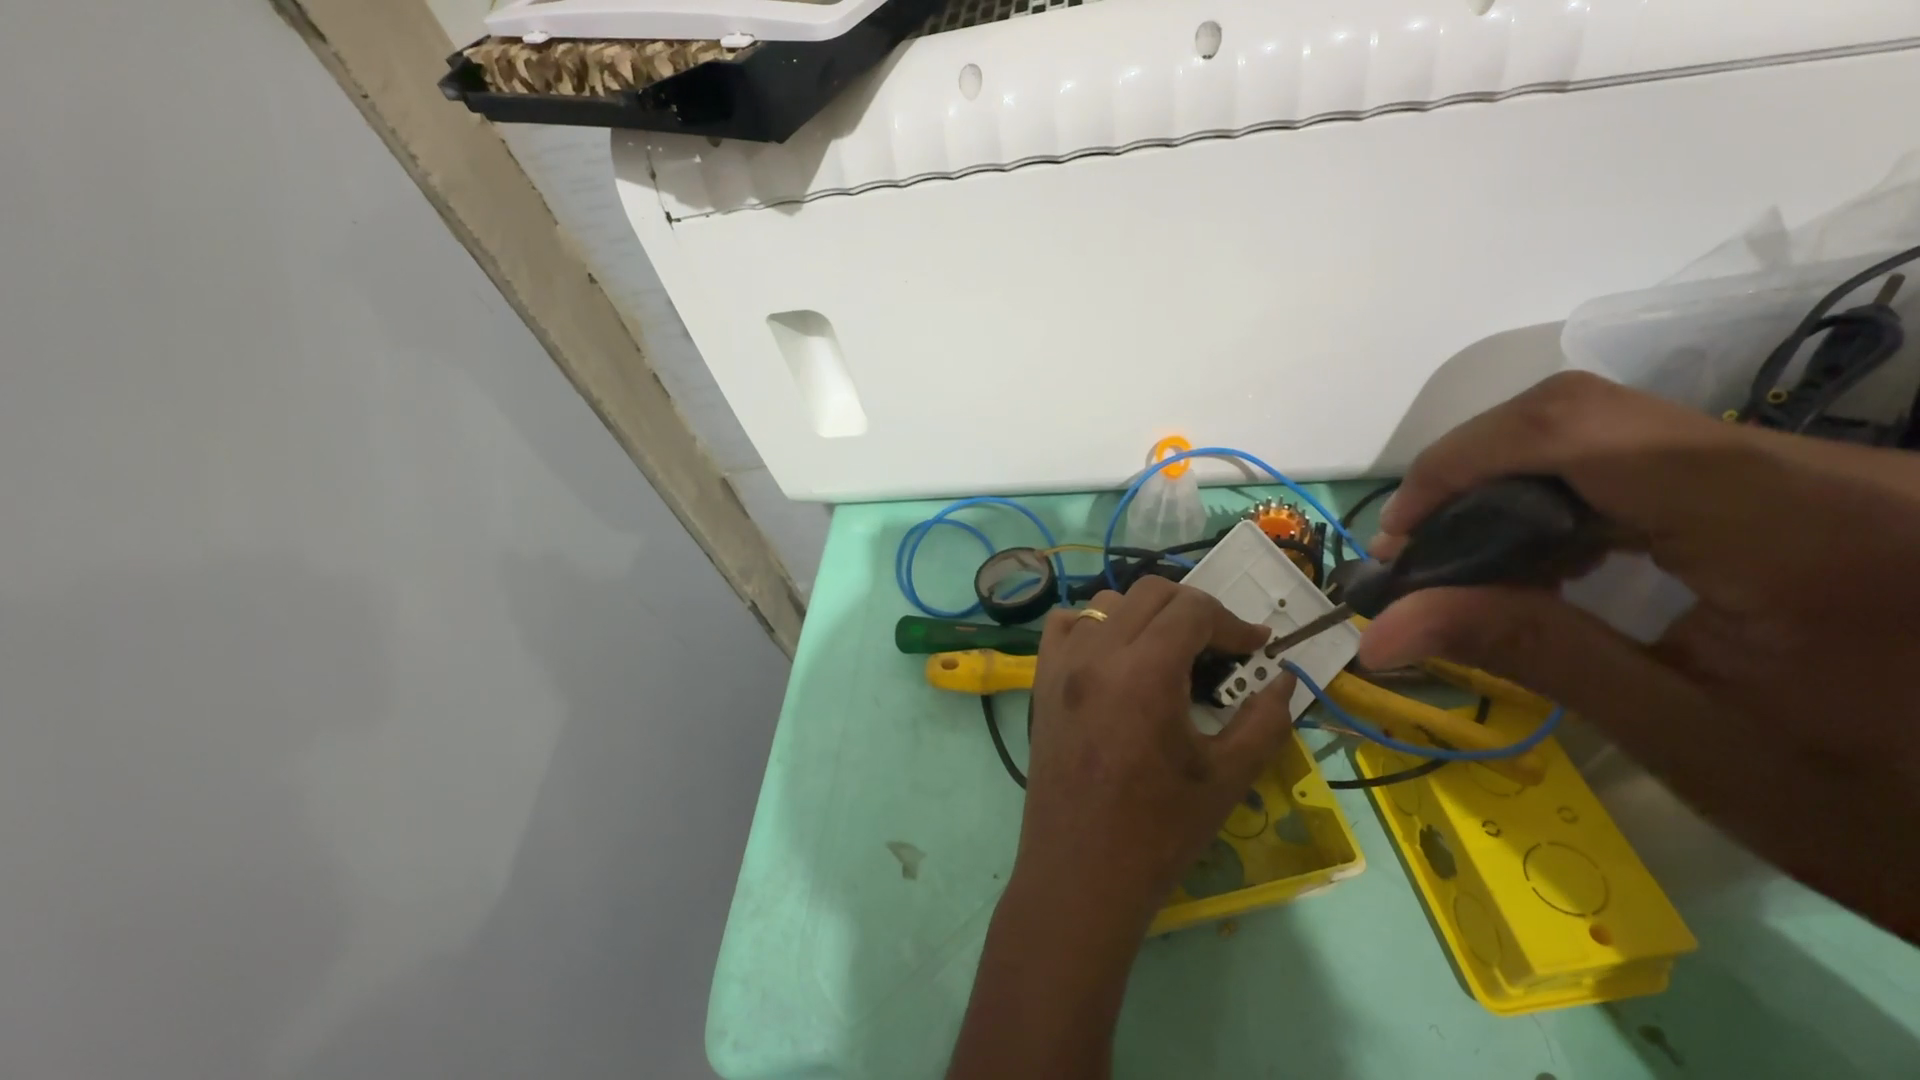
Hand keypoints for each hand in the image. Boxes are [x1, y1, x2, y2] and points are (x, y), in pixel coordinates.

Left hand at [948, 578, 1294, 1079]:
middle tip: (1221, 649)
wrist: (1081, 874)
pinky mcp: (1041, 683)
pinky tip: (1116, 658)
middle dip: (1196, 610)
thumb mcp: (1227, 777)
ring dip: (1147, 615)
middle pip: (1152, 593)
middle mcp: (1097, 654)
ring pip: (1108, 603)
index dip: (1233, 622)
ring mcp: (1061, 665)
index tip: (1256, 648)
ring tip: (1170, 654)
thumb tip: (1283, 680)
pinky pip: (1066, 626)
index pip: (1194, 609)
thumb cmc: (1159, 832)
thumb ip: (1264, 719)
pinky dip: (1095, 625)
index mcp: (1145, 673)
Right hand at [1359, 371, 1919, 941]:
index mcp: (1792, 525)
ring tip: (1480, 569)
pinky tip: (1562, 563)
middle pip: (1595, 417)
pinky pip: (1672, 464)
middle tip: (1426, 561)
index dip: (1462, 462)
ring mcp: (1831, 472)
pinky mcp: (1829, 491)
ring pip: (1628, 434)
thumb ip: (1531, 654)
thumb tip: (1381, 631)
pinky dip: (1585, 503)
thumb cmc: (1886, 813)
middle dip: (1482, 479)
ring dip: (1527, 491)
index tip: (1401, 537)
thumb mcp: (1690, 739)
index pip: (1579, 428)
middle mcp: (1818, 467)